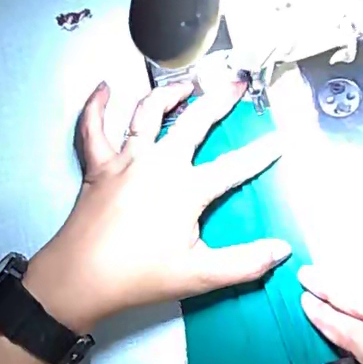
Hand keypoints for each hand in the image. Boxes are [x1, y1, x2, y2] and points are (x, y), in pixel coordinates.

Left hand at [25, 79, 288, 331]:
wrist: (79, 278)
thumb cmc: (139, 277)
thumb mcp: (200, 276)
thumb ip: (245, 263)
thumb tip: (282, 250)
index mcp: (186, 189)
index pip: (234, 167)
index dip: (261, 154)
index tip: (280, 140)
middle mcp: (157, 164)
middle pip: (194, 122)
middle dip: (219, 100)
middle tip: (236, 84)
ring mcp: (125, 161)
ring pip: (147, 114)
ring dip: (168, 94)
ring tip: (185, 84)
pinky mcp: (97, 167)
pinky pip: (93, 129)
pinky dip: (96, 106)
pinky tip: (103, 89)